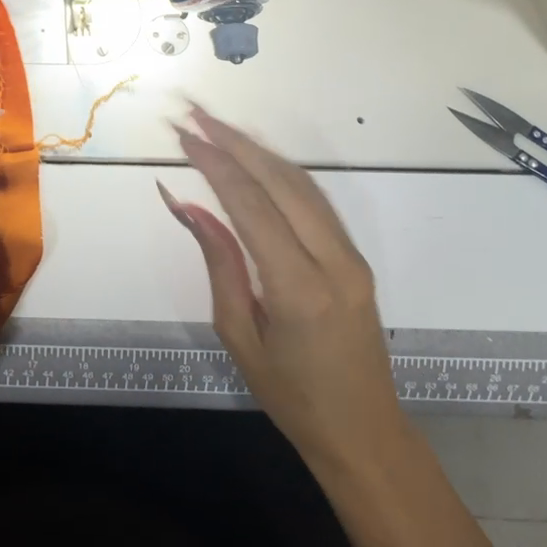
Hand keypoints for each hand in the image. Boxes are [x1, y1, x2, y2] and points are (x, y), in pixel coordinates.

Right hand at [162, 104, 402, 469]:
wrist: (363, 431)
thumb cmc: (291, 394)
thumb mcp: (238, 335)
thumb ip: (218, 263)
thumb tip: (189, 206)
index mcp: (299, 288)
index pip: (251, 206)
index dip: (215, 165)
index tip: (183, 136)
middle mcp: (333, 262)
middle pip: (281, 183)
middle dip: (235, 143)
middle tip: (194, 114)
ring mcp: (352, 258)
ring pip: (303, 185)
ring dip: (259, 150)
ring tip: (218, 126)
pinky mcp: (355, 258)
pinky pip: (316, 202)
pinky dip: (282, 171)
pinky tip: (256, 158)